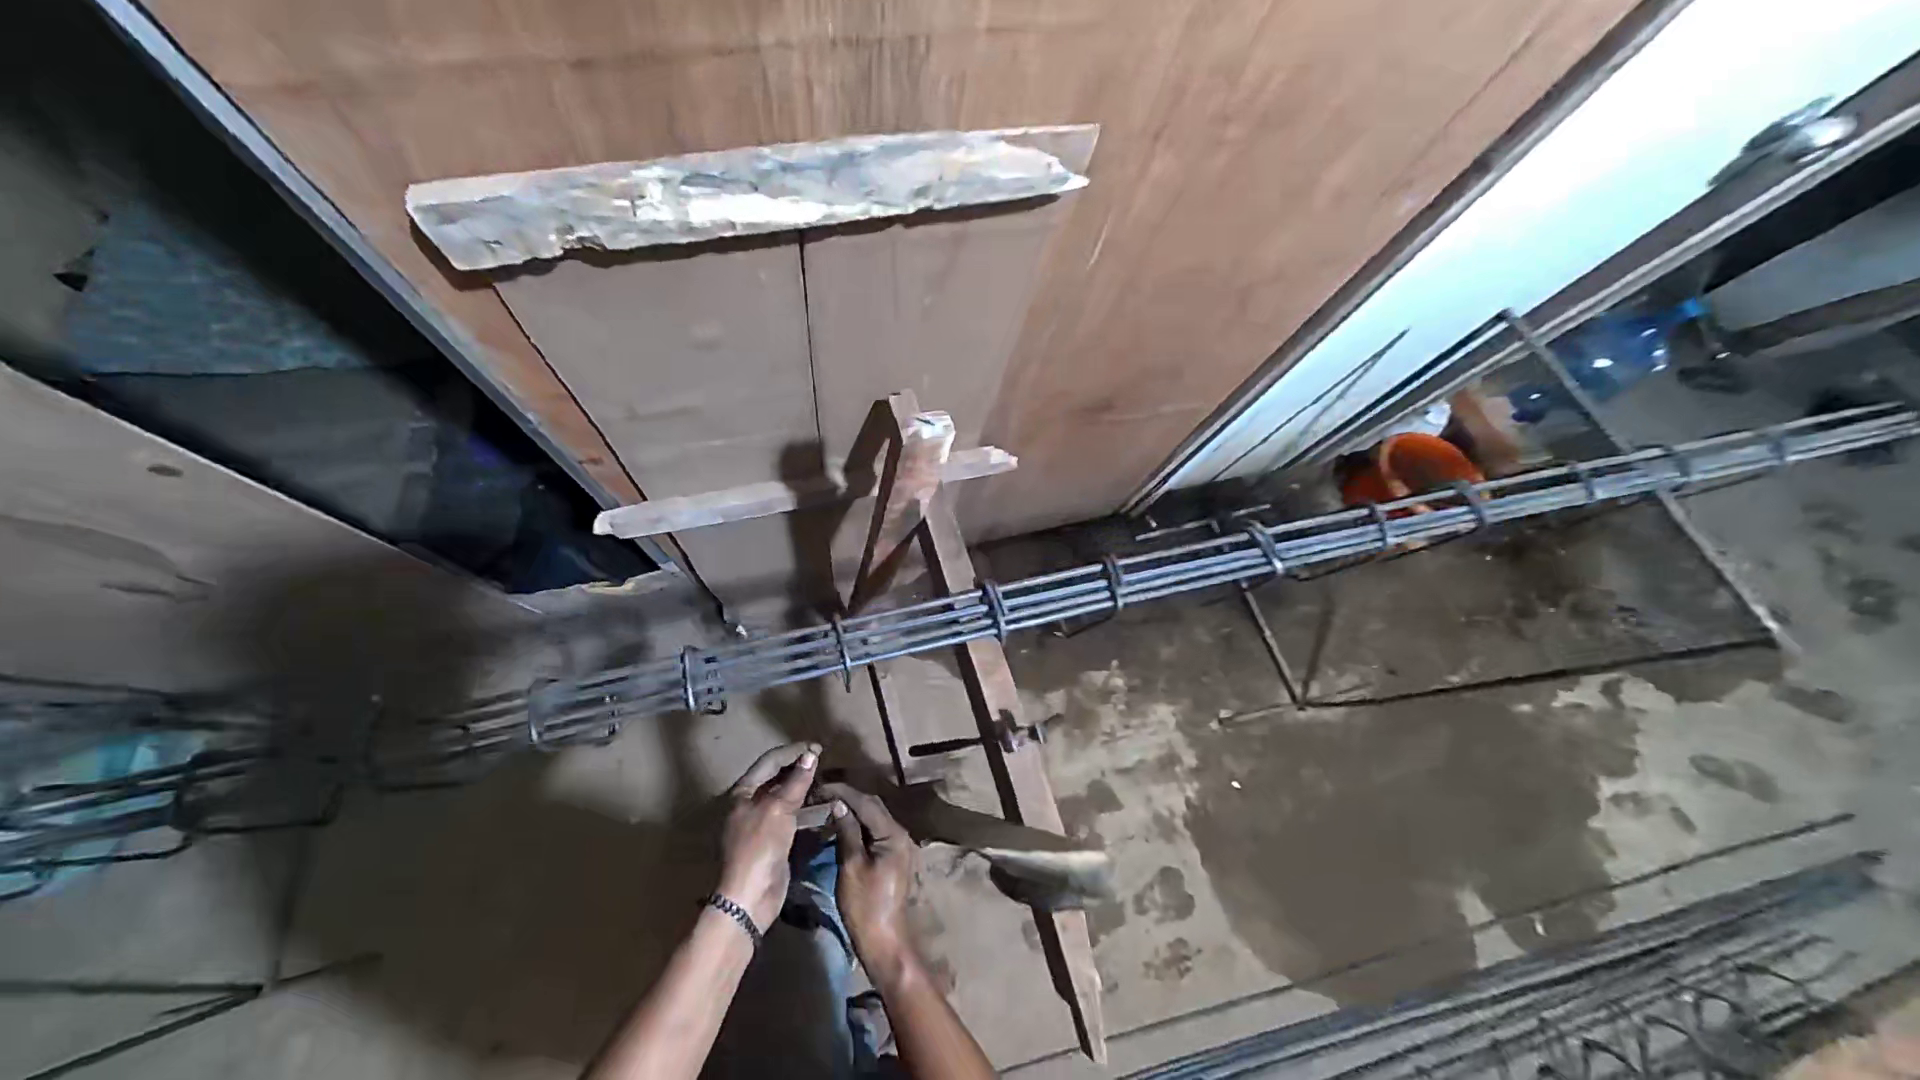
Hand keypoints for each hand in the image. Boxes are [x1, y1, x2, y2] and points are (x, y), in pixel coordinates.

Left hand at [717, 741, 818, 931]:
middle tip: (823, 760)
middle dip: (799, 767)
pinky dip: (806, 807)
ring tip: (825, 779)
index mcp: (742, 792)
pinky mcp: (774, 839)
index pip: (770, 761)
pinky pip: (792, 815)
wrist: (750, 896)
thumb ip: (796, 781)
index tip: (817, 748)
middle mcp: (749, 804)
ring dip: (804, 786)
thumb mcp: (778, 809)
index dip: (793, 752)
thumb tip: (811, 755)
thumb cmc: (759, 846)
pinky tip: (823, 805)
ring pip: (785, 796)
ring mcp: (761, 822)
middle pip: (776, 777)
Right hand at [818, 782, 916, 982]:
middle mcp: (901, 834)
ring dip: (854, 810)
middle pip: (873, 807)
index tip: (820, 786)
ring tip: (828, 805)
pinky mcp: (894, 857)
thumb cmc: (866, 906)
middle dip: (849, 798)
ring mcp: (900, 846)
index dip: (843, 792)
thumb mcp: (851, 867)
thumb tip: (838, 804)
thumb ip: (847, 832)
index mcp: (893, 834)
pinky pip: (876, 831)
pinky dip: (860, 824)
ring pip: (875, 818)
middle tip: (822, 794)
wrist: (885, 942)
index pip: (866, 803)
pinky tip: (842, 825)